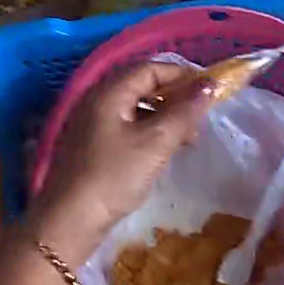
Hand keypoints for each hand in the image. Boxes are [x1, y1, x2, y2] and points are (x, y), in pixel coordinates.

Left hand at [27, 60, 220, 262]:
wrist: (72, 217)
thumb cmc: (114, 175)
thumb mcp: (155, 142)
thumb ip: (184, 112)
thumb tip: (209, 84)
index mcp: (108, 92)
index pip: (149, 68)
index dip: (182, 74)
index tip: (211, 90)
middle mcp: (96, 100)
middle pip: (141, 84)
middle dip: (174, 96)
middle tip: (200, 117)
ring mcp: (92, 121)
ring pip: (134, 105)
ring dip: (164, 115)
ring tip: (188, 137)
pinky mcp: (93, 142)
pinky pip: (126, 124)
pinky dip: (149, 129)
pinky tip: (164, 149)